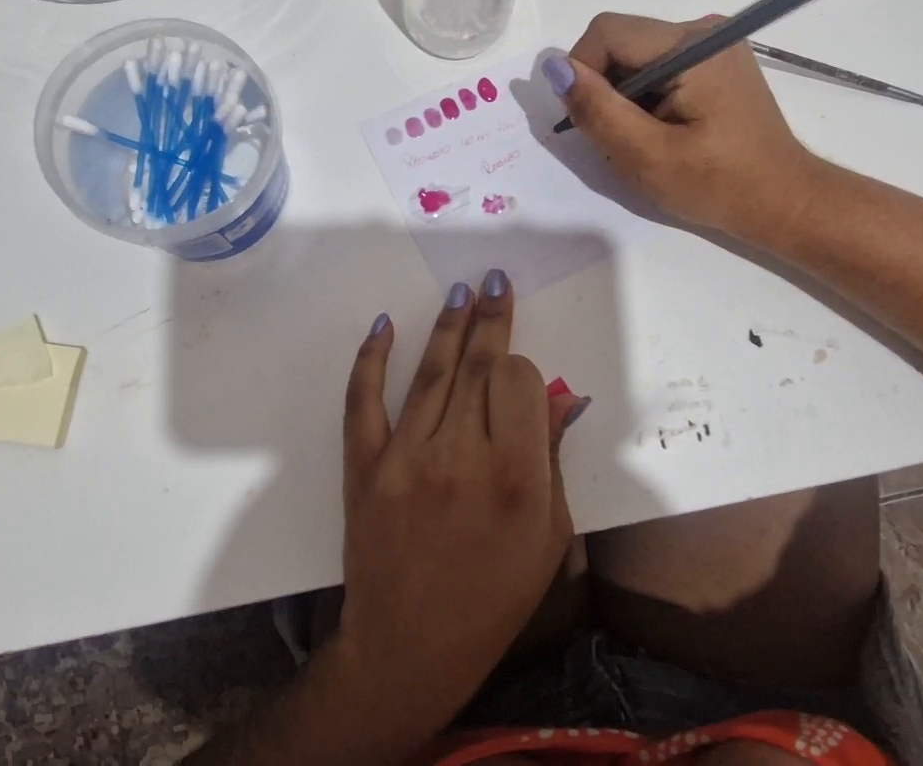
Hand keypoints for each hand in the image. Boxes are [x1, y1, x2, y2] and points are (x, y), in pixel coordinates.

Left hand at [333, 270, 581, 739]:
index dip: (521, 368)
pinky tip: (384, 325)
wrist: (412, 645)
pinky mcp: (364, 467)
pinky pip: (364, 402)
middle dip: (490, 318)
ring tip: (461, 291)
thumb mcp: (548, 536)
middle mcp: (460, 455)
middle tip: (495, 278)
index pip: (517, 382)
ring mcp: (406, 457)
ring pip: (431, 373)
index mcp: (515, 475)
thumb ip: (549, 460)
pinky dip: (371, 360)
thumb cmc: (495, 597)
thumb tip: (558, 398)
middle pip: (477, 366)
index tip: (520, 372)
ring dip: (448, 327)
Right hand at [545, 13, 825, 239]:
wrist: (783, 202)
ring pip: (637, 58)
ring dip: (626, 98)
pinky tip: (664, 132)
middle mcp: (704, 31)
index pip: (608, 33)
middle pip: (623, 42)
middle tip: (620, 140)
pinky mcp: (718, 64)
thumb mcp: (646, 155)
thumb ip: (598, 109)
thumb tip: (554, 67)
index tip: (588, 121)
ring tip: (645, 141)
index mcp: (692, 46)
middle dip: (606, 89)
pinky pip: (660, 68)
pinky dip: (647, 98)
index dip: (582, 72)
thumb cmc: (717, 185)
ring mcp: (715, 45)